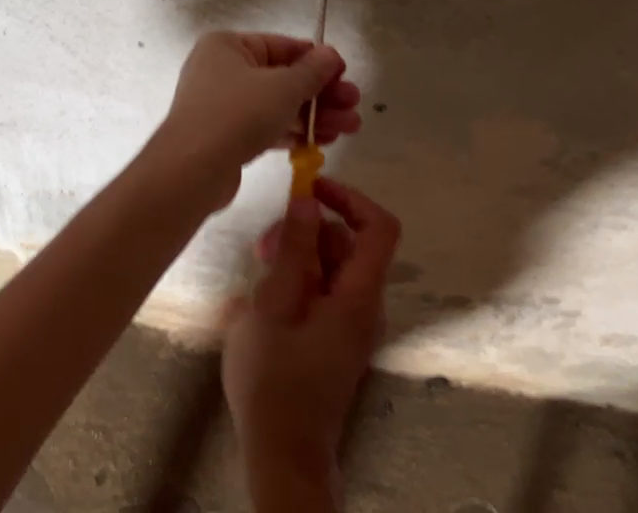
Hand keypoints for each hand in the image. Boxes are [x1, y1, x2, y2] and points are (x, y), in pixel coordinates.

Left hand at [154, 32, 360, 205]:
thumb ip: (312, 71)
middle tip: (354, 106)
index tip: (346, 76)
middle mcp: (222, 69)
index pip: (283, 46)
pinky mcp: (226, 135)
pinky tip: (324, 141)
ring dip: (314, 115)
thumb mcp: (283, 87)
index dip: (317, 60)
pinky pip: (266, 126)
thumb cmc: (237, 114)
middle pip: (282, 77)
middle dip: (321, 93)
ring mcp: (222, 104)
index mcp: (228, 45)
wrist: (192, 170)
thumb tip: (331, 55)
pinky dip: (294, 131)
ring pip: (277, 104)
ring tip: (350, 127)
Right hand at [222, 178, 399, 508]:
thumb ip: (293, 248)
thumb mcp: (275, 304)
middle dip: (308, 230)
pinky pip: (324, 292)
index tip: (310, 187)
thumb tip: (307, 199)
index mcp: (360, 296)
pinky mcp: (335, 339)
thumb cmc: (275, 377)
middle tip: (264, 243)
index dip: (349, 198)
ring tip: (258, 269)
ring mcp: (351, 325)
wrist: (283, 451)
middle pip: (349, 244)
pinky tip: (262, 297)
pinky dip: (297, 281)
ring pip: (332, 267)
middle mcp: (366, 306)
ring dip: (297, 255)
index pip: (379, 227)